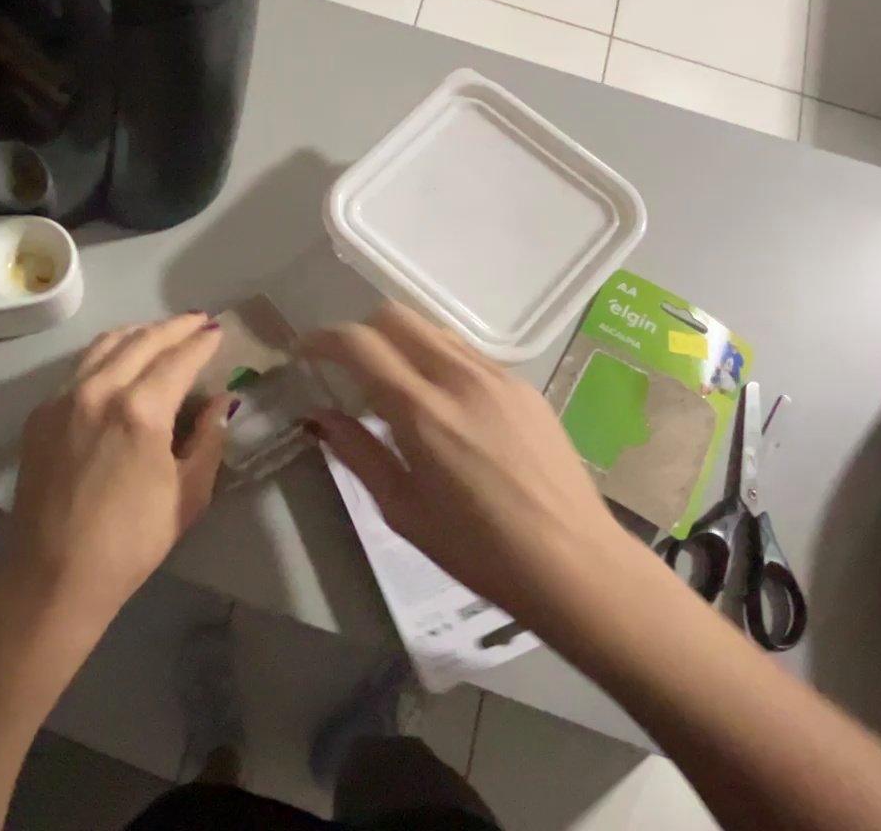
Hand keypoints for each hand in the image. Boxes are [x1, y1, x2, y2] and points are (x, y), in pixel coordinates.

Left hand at [5, 314, 231, 626]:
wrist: (53, 572)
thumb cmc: (131, 542)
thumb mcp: (187, 495)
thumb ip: (208, 441)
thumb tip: (220, 404)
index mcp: (140, 410)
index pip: (179, 358)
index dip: (202, 341)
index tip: (218, 330)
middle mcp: (99, 389)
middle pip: (142, 340)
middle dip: (174, 327)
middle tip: (197, 321)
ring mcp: (63, 397)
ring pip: (105, 345)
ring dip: (139, 333)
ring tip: (161, 333)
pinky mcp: (41, 411)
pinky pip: (80, 366)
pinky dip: (107, 353)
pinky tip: (119, 362)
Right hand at [302, 304, 633, 627]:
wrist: (575, 565)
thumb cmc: (478, 550)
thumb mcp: (402, 509)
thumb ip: (357, 452)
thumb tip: (318, 416)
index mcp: (422, 411)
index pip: (359, 344)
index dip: (323, 340)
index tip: (306, 353)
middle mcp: (460, 379)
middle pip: (396, 316)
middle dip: (361, 331)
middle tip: (347, 368)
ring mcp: (498, 378)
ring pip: (433, 329)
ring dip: (401, 343)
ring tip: (393, 387)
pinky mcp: (524, 388)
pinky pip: (467, 353)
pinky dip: (437, 360)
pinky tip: (441, 406)